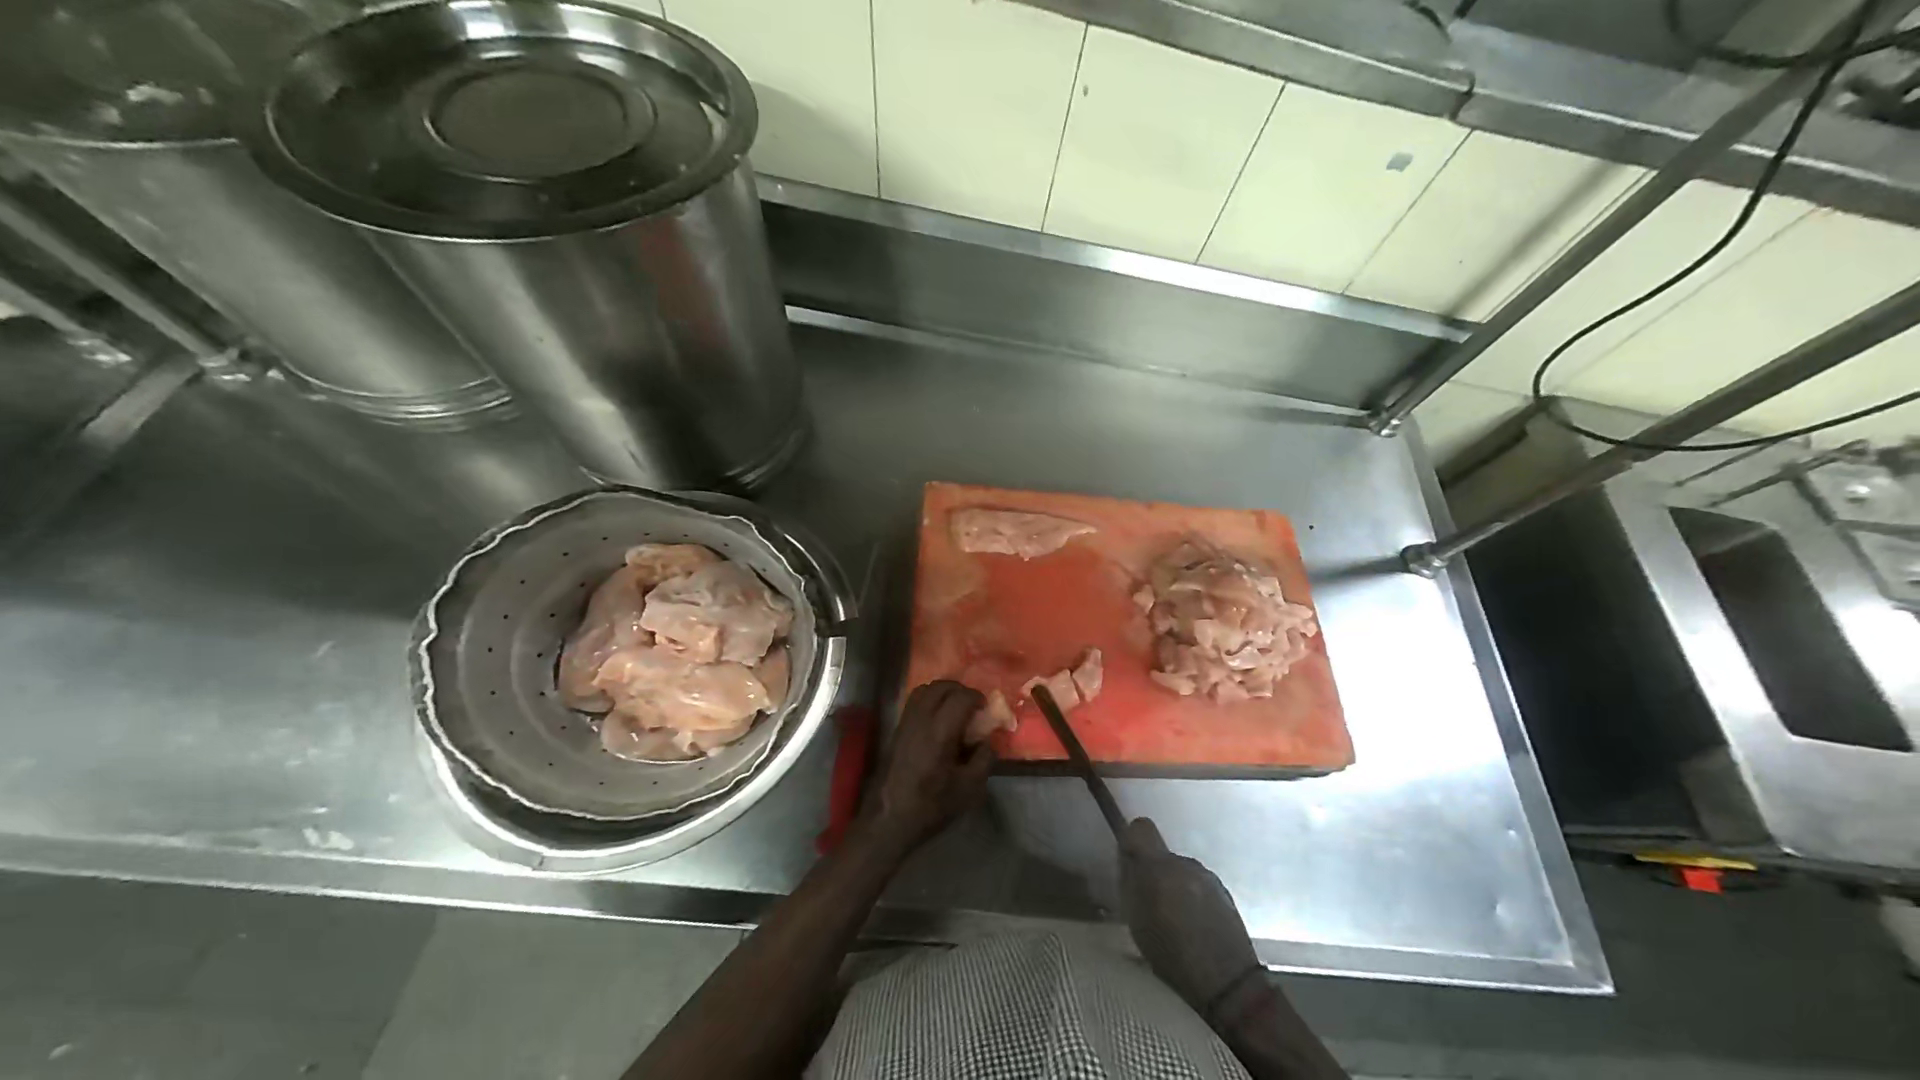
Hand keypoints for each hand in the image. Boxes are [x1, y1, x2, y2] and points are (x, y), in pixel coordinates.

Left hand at [861, 681, 994, 855]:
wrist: (889, 819)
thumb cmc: (931, 806)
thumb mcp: (969, 789)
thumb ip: (984, 760)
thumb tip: (987, 742)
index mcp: (940, 733)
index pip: (960, 697)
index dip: (976, 697)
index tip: (985, 708)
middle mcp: (920, 720)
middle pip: (940, 686)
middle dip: (960, 690)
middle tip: (972, 706)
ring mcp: (905, 723)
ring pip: (924, 690)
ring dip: (943, 693)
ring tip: (955, 710)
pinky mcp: (896, 730)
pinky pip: (914, 703)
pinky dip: (929, 701)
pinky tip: (938, 722)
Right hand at [1121, 818, 1262, 1013]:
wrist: (1228, 984)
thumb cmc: (1171, 954)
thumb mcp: (1135, 919)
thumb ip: (1130, 882)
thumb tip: (1127, 858)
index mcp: (1159, 866)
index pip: (1141, 827)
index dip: (1132, 841)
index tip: (1129, 862)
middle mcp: (1185, 863)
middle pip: (1161, 854)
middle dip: (1154, 871)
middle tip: (1150, 903)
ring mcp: (1208, 877)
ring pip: (1180, 871)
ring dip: (1174, 885)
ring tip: (1174, 920)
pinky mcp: (1225, 893)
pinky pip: (1198, 886)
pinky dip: (1191, 898)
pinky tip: (1194, 926)